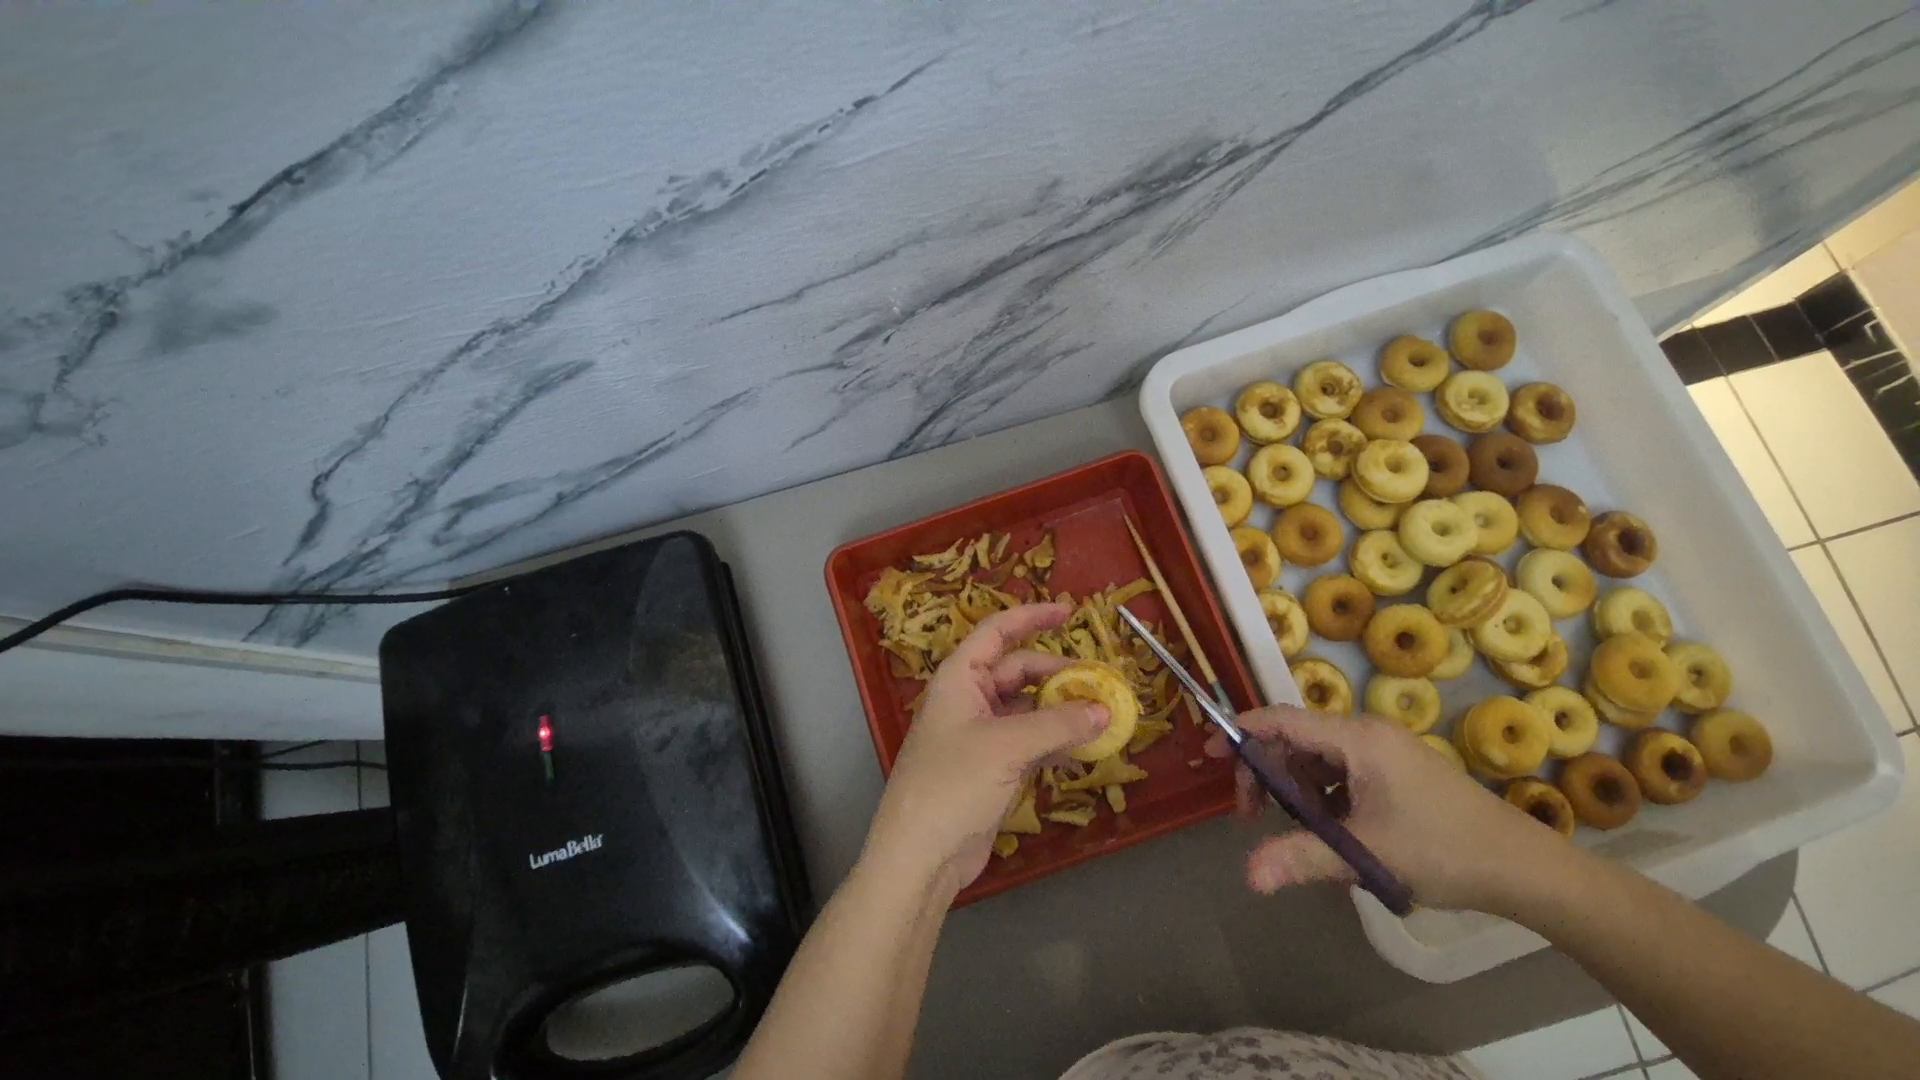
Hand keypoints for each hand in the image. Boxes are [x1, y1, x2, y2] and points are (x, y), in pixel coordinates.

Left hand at [861, 603, 1108, 899]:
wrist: (921, 855)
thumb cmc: (953, 785)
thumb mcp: (1007, 746)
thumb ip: (1058, 724)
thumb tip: (1103, 710)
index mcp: (959, 679)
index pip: (997, 633)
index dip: (1032, 617)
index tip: (1069, 612)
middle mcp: (969, 700)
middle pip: (1019, 672)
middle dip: (1059, 675)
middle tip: (1100, 683)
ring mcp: (980, 736)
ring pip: (1028, 710)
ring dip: (1062, 712)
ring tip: (1102, 716)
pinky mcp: (991, 770)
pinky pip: (1030, 743)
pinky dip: (1056, 743)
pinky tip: (1085, 750)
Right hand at [1207, 705, 1570, 914]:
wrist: (1526, 869)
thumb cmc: (1445, 851)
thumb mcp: (1367, 855)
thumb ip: (1302, 858)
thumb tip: (1248, 876)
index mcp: (1359, 740)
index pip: (1285, 720)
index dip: (1243, 732)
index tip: (1209, 752)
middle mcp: (1368, 736)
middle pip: (1296, 741)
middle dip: (1266, 774)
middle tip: (1249, 815)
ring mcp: (1384, 754)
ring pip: (1316, 761)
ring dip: (1294, 791)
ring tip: (1290, 831)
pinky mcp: (1395, 774)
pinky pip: (1340, 775)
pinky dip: (1321, 799)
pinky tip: (1326, 833)